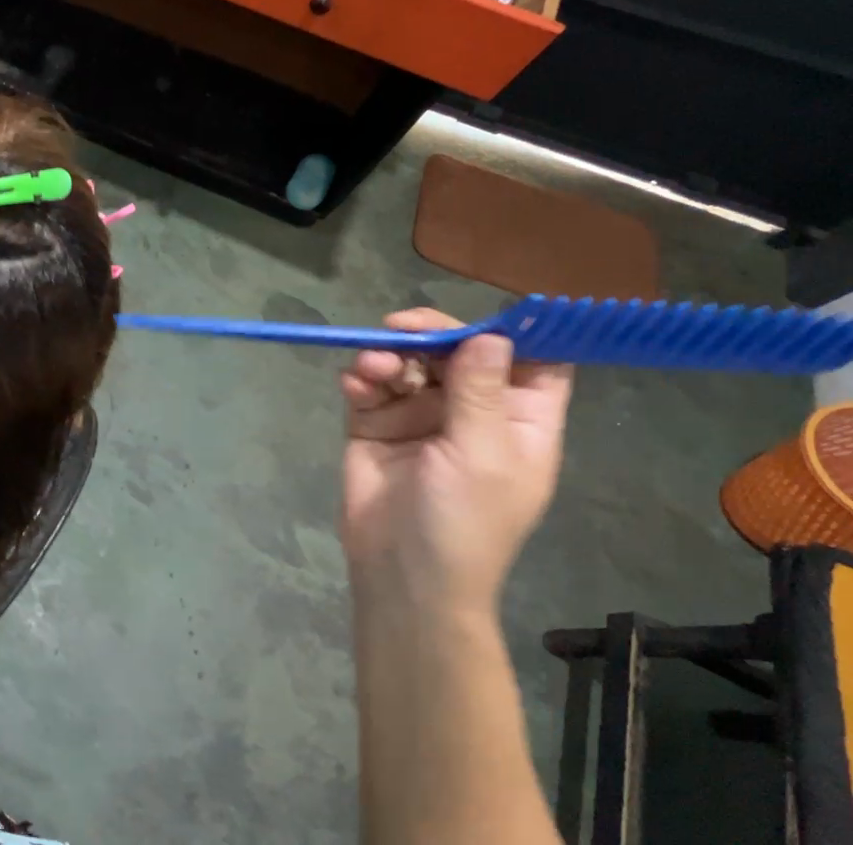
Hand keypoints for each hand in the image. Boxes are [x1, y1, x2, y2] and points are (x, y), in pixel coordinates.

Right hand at [339, 309, 574, 617]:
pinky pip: (369, 386)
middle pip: (459, 352)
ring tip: (370, 366)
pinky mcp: (375, 425)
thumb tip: (490, 335)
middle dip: (431, 335)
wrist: (401, 573)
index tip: (481, 313)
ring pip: (408, 364)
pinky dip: (360, 377)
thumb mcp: (482, 455)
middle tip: (399, 326)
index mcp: (519, 421)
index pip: (533, 361)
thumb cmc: (462, 521)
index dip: (514, 333)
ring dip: (388, 356)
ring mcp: (420, 417)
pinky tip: (354, 383)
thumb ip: (481, 392)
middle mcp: (472, 412)